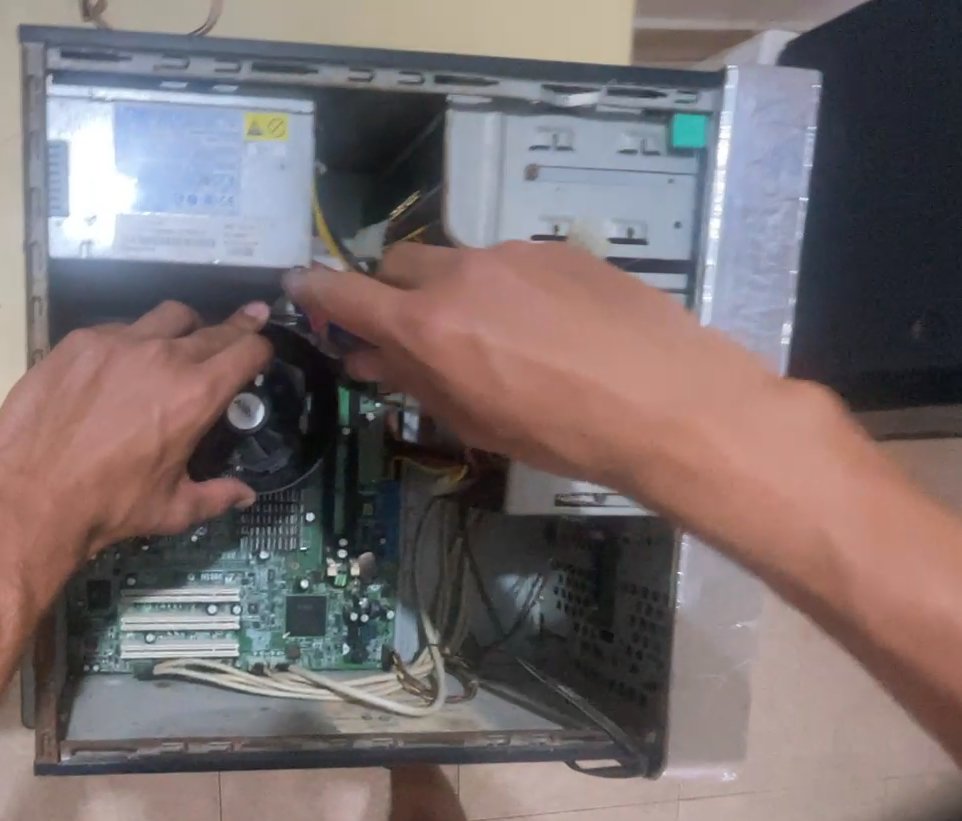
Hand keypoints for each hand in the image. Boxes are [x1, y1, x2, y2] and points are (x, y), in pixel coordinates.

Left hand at [0, 301, 273, 555]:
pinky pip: (116, 329)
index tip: (261, 350)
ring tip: (177, 343)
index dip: (261, 348)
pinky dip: (130, 342)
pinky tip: (119, 365)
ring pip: (165, 317)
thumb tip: (246, 495)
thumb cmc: (112, 508)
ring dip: (182, 328)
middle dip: (234, 328)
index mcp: (195, 395)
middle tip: (245, 323)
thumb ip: (217, 495)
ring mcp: (116, 342)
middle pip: (212, 328)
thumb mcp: (174, 509)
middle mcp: (162, 356)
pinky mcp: (77, 342)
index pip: (247, 350)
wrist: (34, 498)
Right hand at [284, 242, 785, 494]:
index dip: (313, 291)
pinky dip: (498, 288)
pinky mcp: (557, 249)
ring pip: (453, 262)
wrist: (665, 403)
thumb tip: (365, 359)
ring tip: (489, 337)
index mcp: (427, 326)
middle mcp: (459, 276)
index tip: (296, 286)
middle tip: (409, 333)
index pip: (345, 295)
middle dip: (390, 292)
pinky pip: (505, 261)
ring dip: (448, 292)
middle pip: (396, 264)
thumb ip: (409, 379)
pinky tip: (538, 325)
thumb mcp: (468, 417)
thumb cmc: (555, 430)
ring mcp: (511, 255)